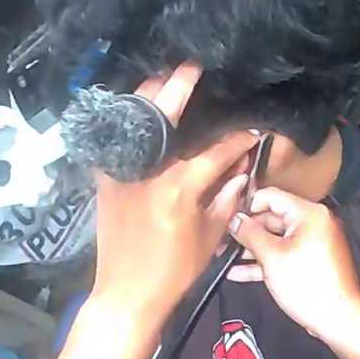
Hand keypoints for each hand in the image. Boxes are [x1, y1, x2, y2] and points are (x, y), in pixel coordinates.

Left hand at [91, 65, 259, 328]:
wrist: (126, 294)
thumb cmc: (175, 271)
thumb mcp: (210, 236)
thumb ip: (226, 198)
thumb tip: (240, 170)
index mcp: (179, 188)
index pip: (216, 152)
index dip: (238, 140)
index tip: (254, 130)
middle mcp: (147, 171)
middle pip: (162, 117)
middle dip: (178, 86)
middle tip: (191, 65)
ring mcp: (120, 172)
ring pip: (133, 122)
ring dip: (148, 95)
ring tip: (163, 77)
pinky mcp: (105, 179)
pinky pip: (116, 140)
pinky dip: (128, 122)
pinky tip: (139, 112)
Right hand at [227, 188, 359, 343]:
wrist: (337, 318)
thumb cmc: (307, 284)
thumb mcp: (271, 256)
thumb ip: (250, 234)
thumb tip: (234, 219)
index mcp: (309, 213)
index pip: (271, 196)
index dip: (246, 205)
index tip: (226, 217)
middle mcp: (314, 222)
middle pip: (273, 217)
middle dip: (246, 229)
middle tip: (220, 240)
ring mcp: (314, 242)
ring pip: (277, 238)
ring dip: (251, 247)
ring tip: (223, 256)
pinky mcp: (312, 260)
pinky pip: (285, 253)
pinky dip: (265, 260)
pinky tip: (237, 272)